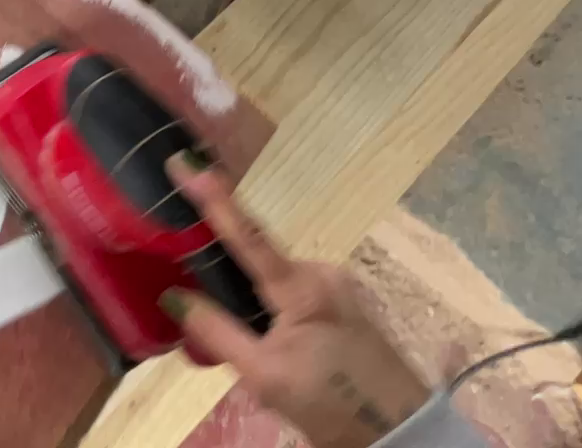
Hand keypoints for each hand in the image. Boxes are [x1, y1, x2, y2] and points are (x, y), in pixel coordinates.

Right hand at [162, 152, 430, 447]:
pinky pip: (289, 289)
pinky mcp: (345, 301)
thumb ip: (216, 332)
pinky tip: (271, 340)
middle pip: (255, 255)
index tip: (184, 163)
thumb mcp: (266, 379)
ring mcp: (338, 286)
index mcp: (303, 290)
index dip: (213, 196)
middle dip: (225, 269)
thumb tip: (172, 295)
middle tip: (202, 293)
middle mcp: (322, 274)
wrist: (409, 442)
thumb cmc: (336, 409)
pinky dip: (270, 305)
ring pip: (271, 275)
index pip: (247, 234)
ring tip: (249, 340)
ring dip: (250, 295)